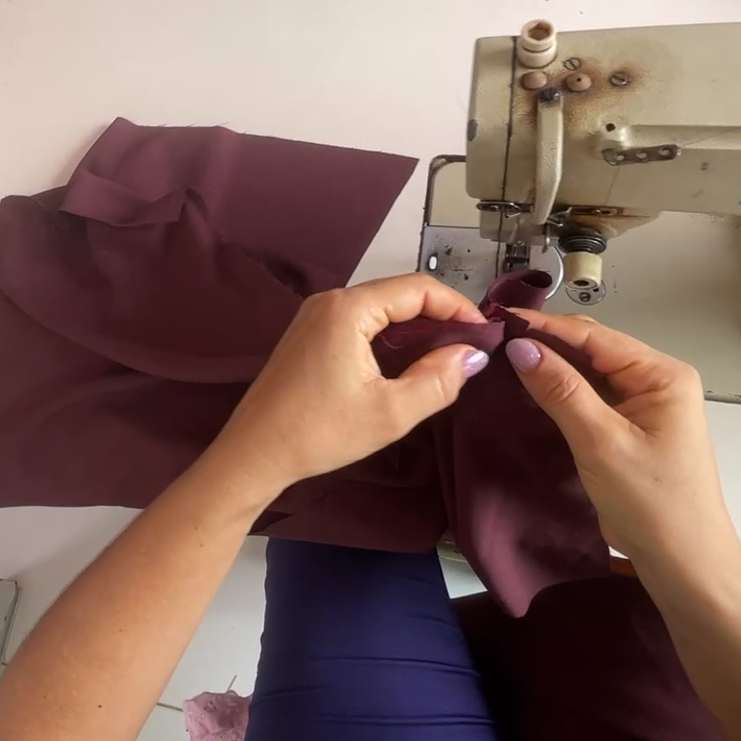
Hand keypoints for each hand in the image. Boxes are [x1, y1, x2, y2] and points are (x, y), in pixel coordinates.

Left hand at [207, 273, 489, 493]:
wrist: (254, 452)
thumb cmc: (318, 432)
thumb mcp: (391, 412)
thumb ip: (439, 379)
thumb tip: (473, 354)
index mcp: (347, 309)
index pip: (418, 288)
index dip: (458, 307)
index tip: (486, 335)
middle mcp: (329, 301)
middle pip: (398, 293)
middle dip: (439, 316)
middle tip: (472, 348)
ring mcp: (314, 316)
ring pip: (380, 308)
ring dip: (415, 327)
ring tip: (447, 356)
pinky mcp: (308, 334)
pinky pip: (360, 322)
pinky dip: (389, 335)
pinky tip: (406, 361)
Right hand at [502, 310, 740, 579]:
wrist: (682, 564)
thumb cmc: (652, 501)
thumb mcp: (600, 441)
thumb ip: (560, 389)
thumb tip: (518, 346)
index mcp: (662, 374)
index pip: (594, 336)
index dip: (545, 326)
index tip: (498, 321)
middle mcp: (655, 380)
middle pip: (591, 347)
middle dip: (545, 341)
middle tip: (494, 338)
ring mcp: (641, 403)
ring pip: (586, 370)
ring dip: (549, 364)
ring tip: (502, 356)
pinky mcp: (626, 425)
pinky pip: (586, 393)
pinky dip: (557, 388)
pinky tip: (526, 386)